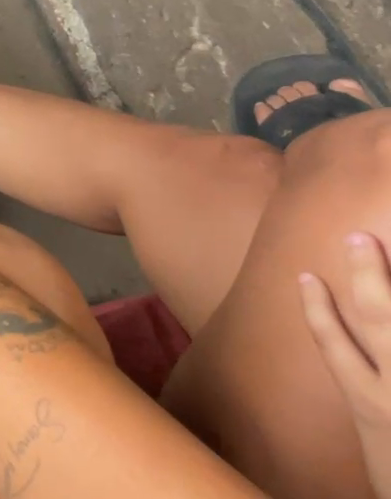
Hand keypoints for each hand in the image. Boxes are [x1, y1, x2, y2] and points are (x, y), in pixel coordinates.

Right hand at [299, 231, 390, 495]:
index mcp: (370, 405)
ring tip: (383, 250)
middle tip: (360, 238)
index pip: (334, 344)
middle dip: (369, 278)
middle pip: (379, 321)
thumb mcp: (379, 450)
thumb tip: (360, 387)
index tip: (305, 277)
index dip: (318, 309)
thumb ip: (373, 417)